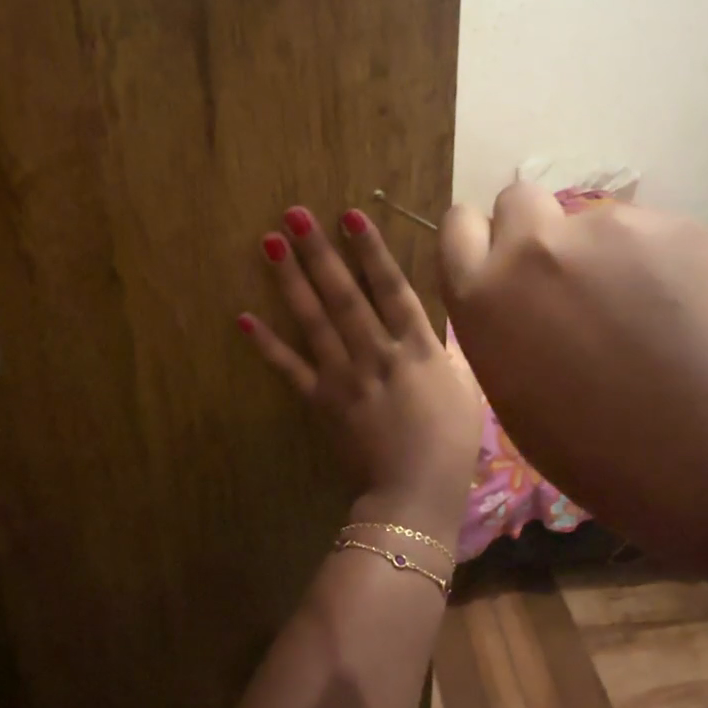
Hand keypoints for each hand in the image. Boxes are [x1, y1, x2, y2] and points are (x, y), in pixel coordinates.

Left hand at [241, 206, 482, 541]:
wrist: (415, 493)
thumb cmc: (450, 442)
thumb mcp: (465, 388)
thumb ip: (445, 350)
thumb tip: (437, 321)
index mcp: (417, 346)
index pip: (391, 288)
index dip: (370, 250)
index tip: (350, 215)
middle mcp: (377, 352)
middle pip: (344, 294)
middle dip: (320, 252)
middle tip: (294, 215)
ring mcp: (345, 376)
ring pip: (314, 321)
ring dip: (290, 281)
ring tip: (270, 244)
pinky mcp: (321, 401)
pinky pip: (290, 369)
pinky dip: (267, 345)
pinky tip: (243, 318)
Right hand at [438, 183, 707, 583]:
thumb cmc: (604, 456)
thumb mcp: (516, 398)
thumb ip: (501, 326)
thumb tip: (519, 299)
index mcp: (484, 296)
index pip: (458, 224)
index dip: (482, 241)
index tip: (503, 264)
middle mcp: (534, 247)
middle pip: (518, 200)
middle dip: (536, 231)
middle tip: (570, 282)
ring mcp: (606, 229)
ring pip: (589, 221)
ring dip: (602, 253)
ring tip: (644, 311)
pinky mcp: (672, 224)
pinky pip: (647, 232)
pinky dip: (656, 261)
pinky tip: (684, 310)